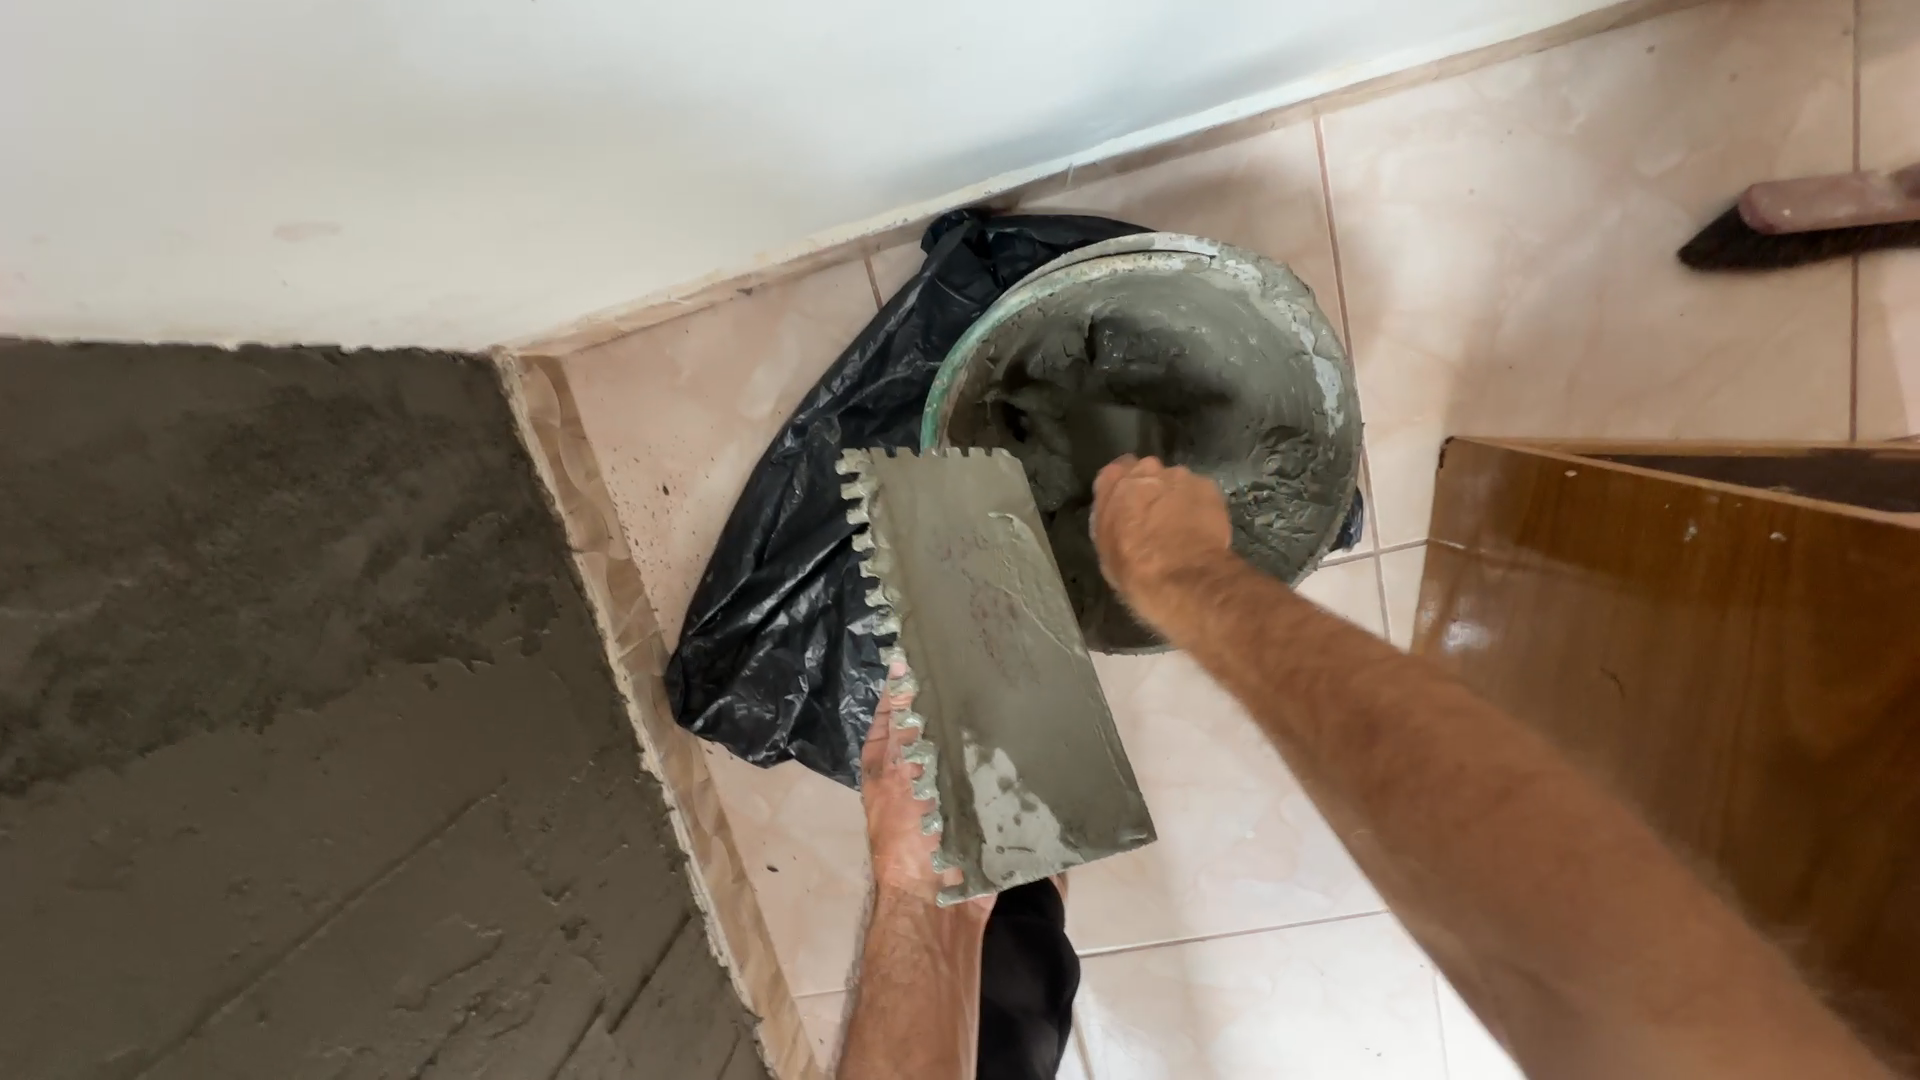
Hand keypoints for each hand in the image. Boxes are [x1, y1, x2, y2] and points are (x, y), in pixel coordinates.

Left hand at [859, 660, 991, 913]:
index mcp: (886, 758)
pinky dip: (1004, 760)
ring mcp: (948, 789)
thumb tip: (898, 666)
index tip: (945, 646)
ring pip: (965, 746)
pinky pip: (990, 775)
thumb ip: (902, 721)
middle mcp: (915, 768)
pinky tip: (1028, 734)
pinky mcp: (977, 808)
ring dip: (983, 730)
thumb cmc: (907, 833)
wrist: (937, 904)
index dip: (914, 677)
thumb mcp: (897, 771)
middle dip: (957, 701)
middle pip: (935, 723)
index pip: (897, 703)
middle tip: (989, 666)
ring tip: (1013, 692)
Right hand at [1090, 455, 1234, 608]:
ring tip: (1182, 527)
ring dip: (1176, 498)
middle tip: (1154, 518)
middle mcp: (1145, 469)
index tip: (1126, 507)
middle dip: (1150, 490)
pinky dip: (1200, 507)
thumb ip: (1110, 519)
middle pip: (1147, 472)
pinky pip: (1200, 493)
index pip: (1114, 474)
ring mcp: (1179, 475)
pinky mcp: (1208, 486)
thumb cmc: (1133, 567)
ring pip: (1176, 482)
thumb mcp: (1105, 546)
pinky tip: (1200, 530)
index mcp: (1112, 482)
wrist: (1180, 576)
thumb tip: (1120, 514)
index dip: (1122, 491)